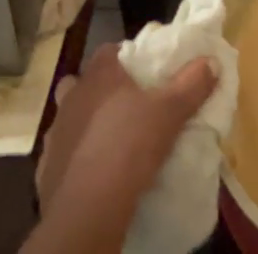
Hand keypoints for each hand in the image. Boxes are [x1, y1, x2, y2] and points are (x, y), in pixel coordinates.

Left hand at [37, 43, 218, 212]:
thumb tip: (211, 60)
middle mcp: (72, 97)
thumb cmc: (129, 145)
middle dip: (102, 90)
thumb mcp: (171, 112)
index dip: (126, 57)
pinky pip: (64, 152)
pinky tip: (96, 168)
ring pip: (70, 117)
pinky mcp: (47, 167)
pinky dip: (77, 155)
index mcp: (99, 77)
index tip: (144, 70)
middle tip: (128, 104)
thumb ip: (192, 83)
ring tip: (112, 137)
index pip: (109, 51)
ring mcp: (56, 132)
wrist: (88, 206)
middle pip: (84, 82)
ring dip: (87, 122)